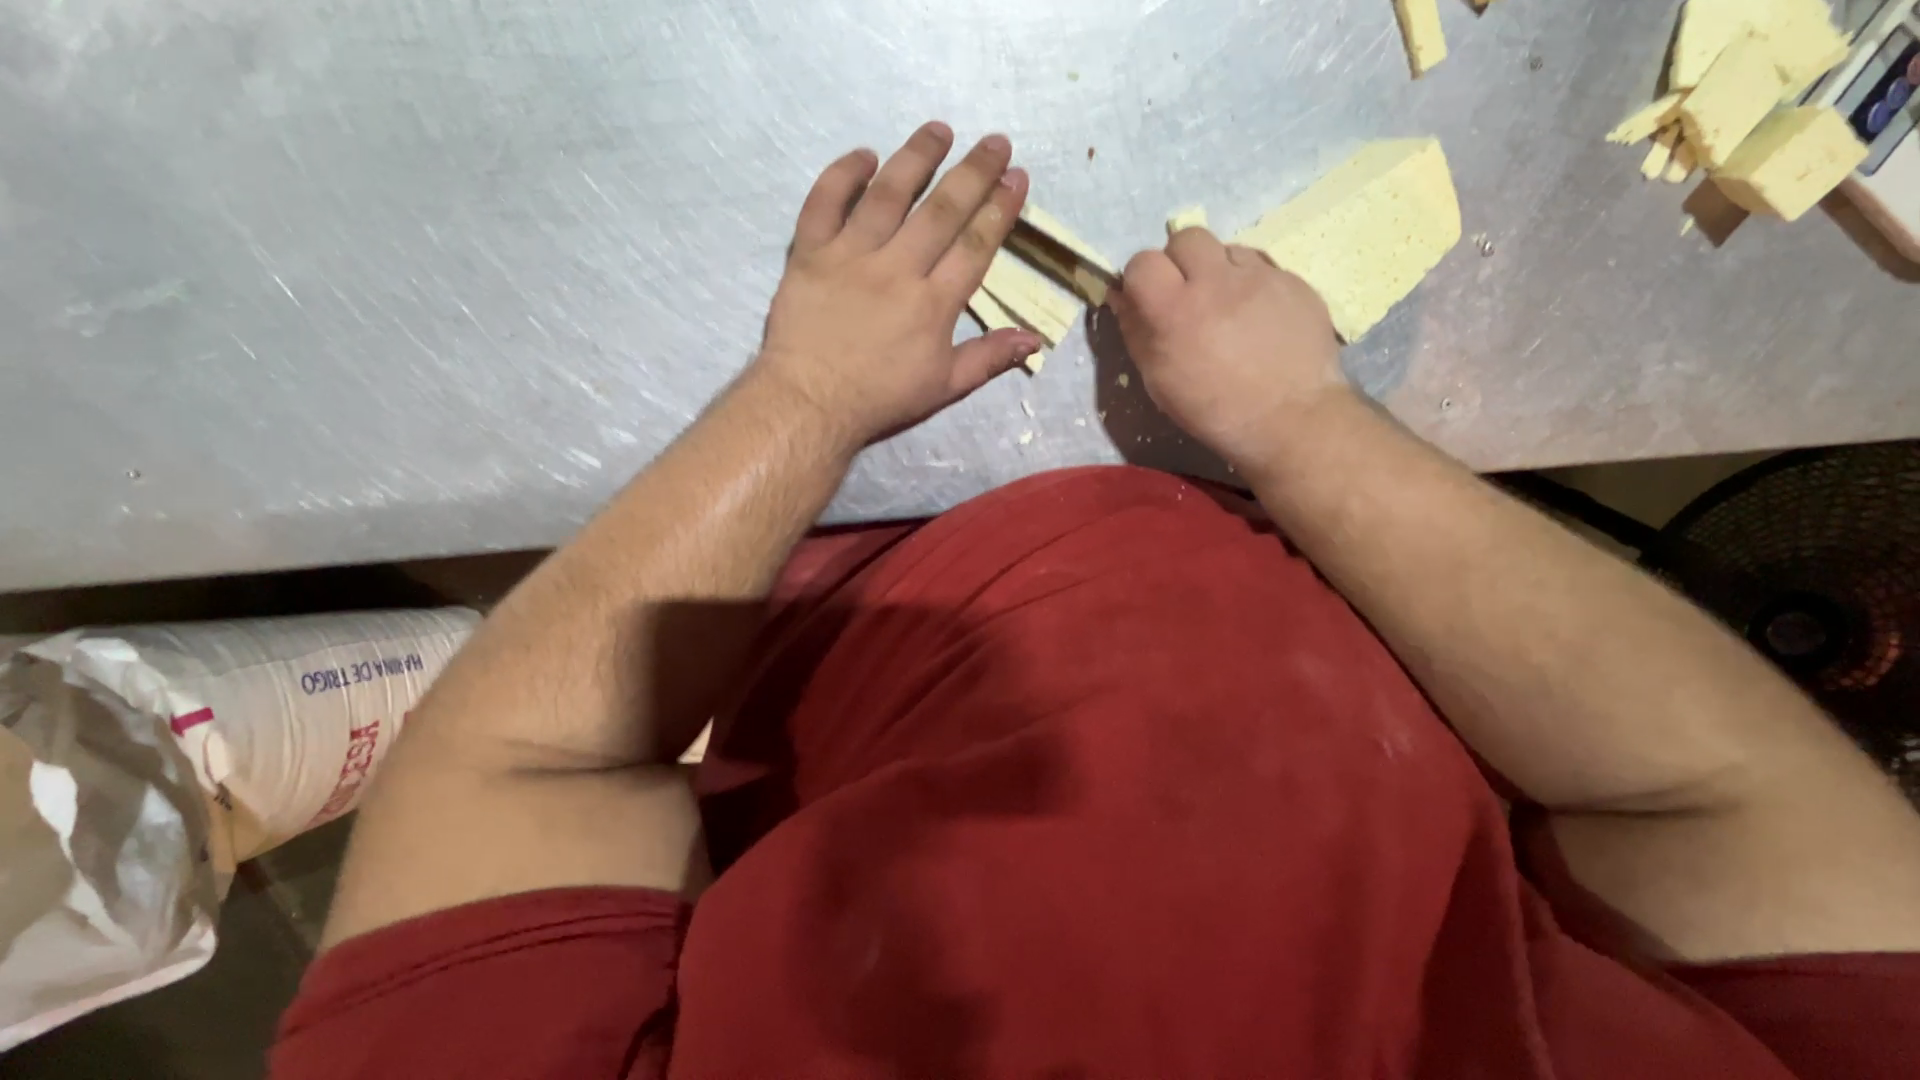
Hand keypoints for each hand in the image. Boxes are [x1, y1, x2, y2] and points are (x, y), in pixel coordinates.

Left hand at [751, 122, 1044, 447]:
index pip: (975, 245)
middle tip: (995, 142)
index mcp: (934, 303)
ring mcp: (851, 256)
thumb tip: (1034, 339)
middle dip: (973, 172)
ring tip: (939, 130)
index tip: (1017, 177)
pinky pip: (824, 203)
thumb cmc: (879, 399)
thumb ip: (989, 358)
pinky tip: (864, 154)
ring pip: (887, 195)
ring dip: (916, 158)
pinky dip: (842, 174)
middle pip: (941, 210)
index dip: (1000, 208)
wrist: (809, 403)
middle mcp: (897, 269)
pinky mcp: (810, 254)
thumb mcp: (943, 386)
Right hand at [1110, 228, 1352, 471]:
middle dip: (1180, 262)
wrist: (1290, 420)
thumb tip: (1121, 297)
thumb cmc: (1213, 410)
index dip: (1141, 278)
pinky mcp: (1292, 281)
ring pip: (1226, 248)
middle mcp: (1216, 281)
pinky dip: (1251, 284)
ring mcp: (1259, 276)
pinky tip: (1257, 317)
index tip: (1149, 299)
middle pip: (1185, 238)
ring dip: (1217, 271)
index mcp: (1174, 310)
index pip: (1142, 261)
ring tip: (1226, 307)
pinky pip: (1261, 266)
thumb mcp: (1159, 380)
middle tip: (1187, 294)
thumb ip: (1136, 331)